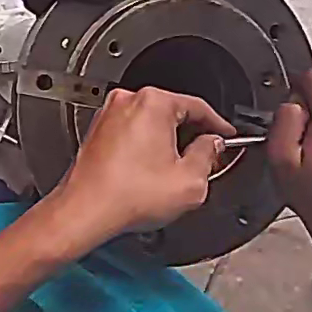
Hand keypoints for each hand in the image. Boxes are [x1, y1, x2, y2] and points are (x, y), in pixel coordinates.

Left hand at [43, 87, 235, 251]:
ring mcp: (110, 114)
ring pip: (151, 121)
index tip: (226, 135)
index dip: (218, 124)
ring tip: (174, 171)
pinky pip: (132, 130)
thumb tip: (212, 145)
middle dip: (192, 134)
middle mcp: (128, 100)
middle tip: (206, 158)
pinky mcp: (98, 129)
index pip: (198, 106)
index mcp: (153, 103)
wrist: (85, 210)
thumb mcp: (190, 181)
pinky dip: (145, 146)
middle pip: (173, 112)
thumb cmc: (127, 195)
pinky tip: (150, 172)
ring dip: (167, 141)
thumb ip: (208, 155)